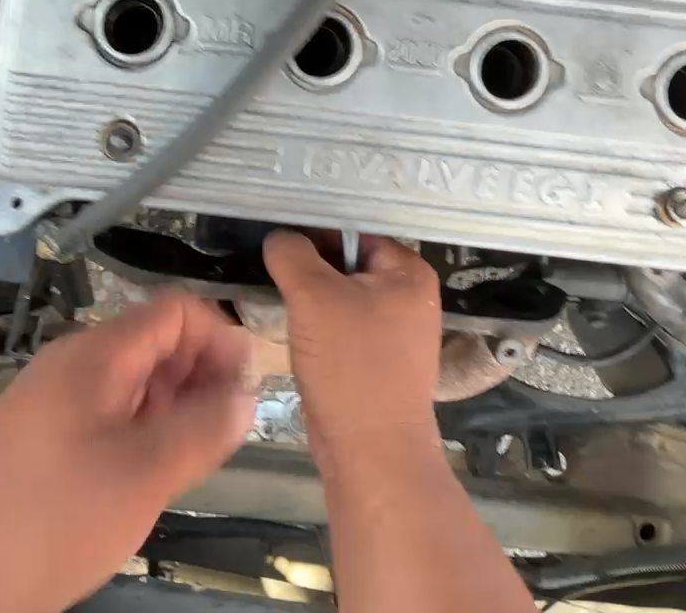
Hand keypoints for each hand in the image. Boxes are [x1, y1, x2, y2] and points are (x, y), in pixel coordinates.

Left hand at [0, 292, 254, 612]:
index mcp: (100, 354)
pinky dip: (139, 430)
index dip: (221, 337)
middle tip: (230, 426)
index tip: (249, 385)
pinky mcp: (38, 438)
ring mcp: (52, 400)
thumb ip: (200, 430)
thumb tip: (244, 395)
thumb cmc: (43, 517)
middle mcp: (75, 364)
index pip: (176, 311)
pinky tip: (147, 473)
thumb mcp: (139, 476)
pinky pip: (105, 413)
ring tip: (197, 453)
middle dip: (201, 373)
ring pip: (131, 381)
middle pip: (154, 341)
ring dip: (173, 405)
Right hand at [263, 230, 442, 460]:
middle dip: (310, 270)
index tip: (277, 246)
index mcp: (409, 272)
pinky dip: (319, 328)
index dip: (315, 235)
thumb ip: (292, 254)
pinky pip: (344, 328)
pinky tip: (296, 334)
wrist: (372, 452)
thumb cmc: (350, 365)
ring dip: (311, 301)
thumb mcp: (313, 296)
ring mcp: (398, 333)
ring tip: (281, 303)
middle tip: (274, 275)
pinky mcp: (380, 362)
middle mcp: (411, 297)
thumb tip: (279, 237)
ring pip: (343, 298)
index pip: (355, 232)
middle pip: (348, 265)